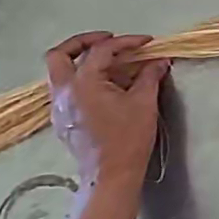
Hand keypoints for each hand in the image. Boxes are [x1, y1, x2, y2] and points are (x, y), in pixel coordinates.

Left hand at [46, 32, 168, 195]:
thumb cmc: (128, 139)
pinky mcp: (62, 122)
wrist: (111, 177)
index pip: (102, 50)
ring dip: (80, 62)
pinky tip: (102, 88)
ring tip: (108, 65)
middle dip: (82, 42)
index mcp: (83, 82)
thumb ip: (150, 75)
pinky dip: (80, 81)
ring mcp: (59, 108)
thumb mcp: (144, 102)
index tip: (146, 42)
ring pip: (58, 73)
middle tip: (107, 41)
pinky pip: (65, 91)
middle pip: (60, 54)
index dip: (126, 41)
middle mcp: (64, 92)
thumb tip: (159, 61)